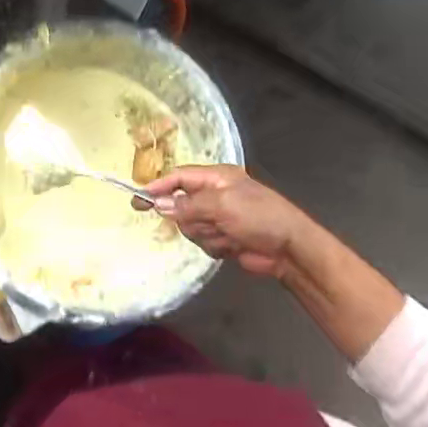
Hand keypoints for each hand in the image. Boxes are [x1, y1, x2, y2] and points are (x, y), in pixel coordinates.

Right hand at [139, 165, 319, 278]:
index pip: (178, 177)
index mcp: (216, 177)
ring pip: (190, 227)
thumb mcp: (221, 204)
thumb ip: (187, 204)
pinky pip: (203, 242)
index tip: (137, 199)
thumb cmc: (259, 216)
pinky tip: (233, 245)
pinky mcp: (223, 237)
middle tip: (210, 222)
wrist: (290, 249)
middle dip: (191, 218)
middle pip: (180, 205)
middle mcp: (214, 194)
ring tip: (228, 234)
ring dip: (206, 234)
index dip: (157, 187)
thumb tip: (158, 204)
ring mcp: (218, 217)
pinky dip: (215, 246)